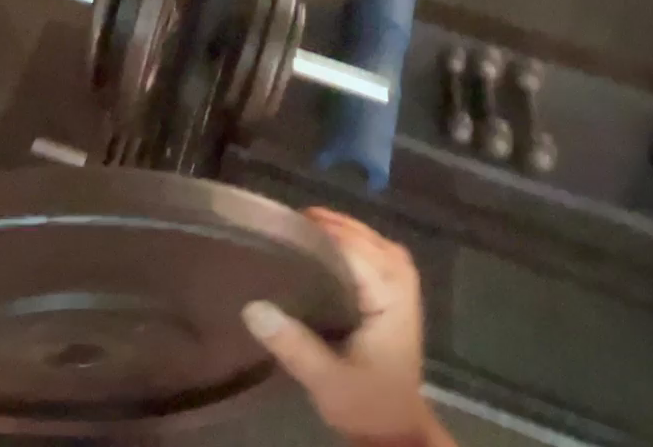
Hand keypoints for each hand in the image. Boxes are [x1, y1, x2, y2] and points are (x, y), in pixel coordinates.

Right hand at [241, 209, 453, 446]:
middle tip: (281, 226)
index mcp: (390, 294)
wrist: (396, 431)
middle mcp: (400, 279)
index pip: (351, 247)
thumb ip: (292, 344)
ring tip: (297, 230)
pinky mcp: (394, 292)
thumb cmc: (366, 404)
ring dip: (336, 230)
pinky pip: (370, 250)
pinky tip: (320, 248)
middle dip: (324, 226)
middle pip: (360, 235)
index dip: (315, 234)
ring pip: (366, 238)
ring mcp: (401, 283)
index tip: (277, 229)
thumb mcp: (326, 380)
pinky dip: (347, 242)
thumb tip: (251, 307)